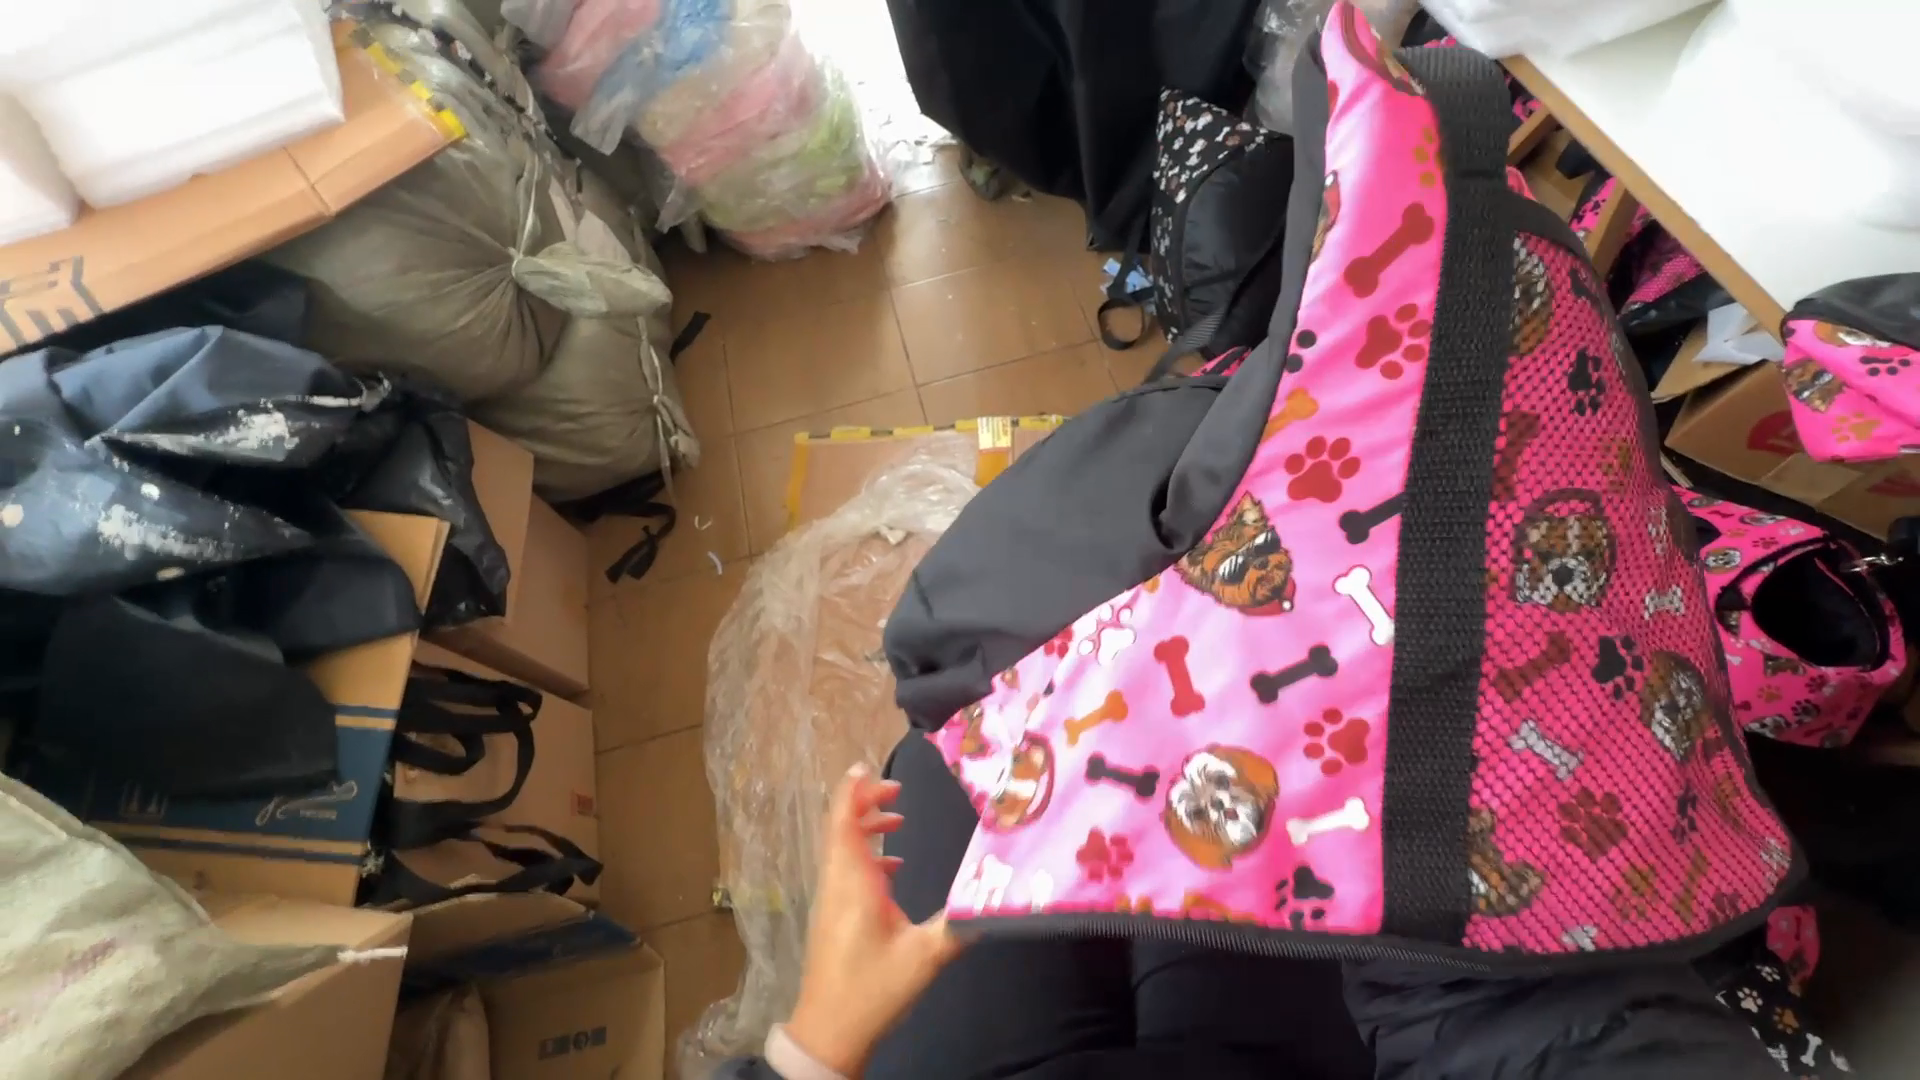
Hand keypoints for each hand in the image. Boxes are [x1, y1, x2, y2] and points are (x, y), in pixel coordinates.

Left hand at [787, 765, 962, 1076]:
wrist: (828, 1034)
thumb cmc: (873, 989)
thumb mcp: (924, 957)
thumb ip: (959, 925)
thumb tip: (994, 899)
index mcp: (854, 880)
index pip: (844, 819)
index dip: (853, 789)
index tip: (869, 766)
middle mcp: (837, 880)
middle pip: (841, 825)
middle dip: (867, 801)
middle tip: (898, 791)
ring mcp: (831, 897)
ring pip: (841, 844)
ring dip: (866, 825)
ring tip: (898, 820)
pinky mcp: (833, 913)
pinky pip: (844, 866)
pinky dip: (865, 852)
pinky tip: (892, 867)